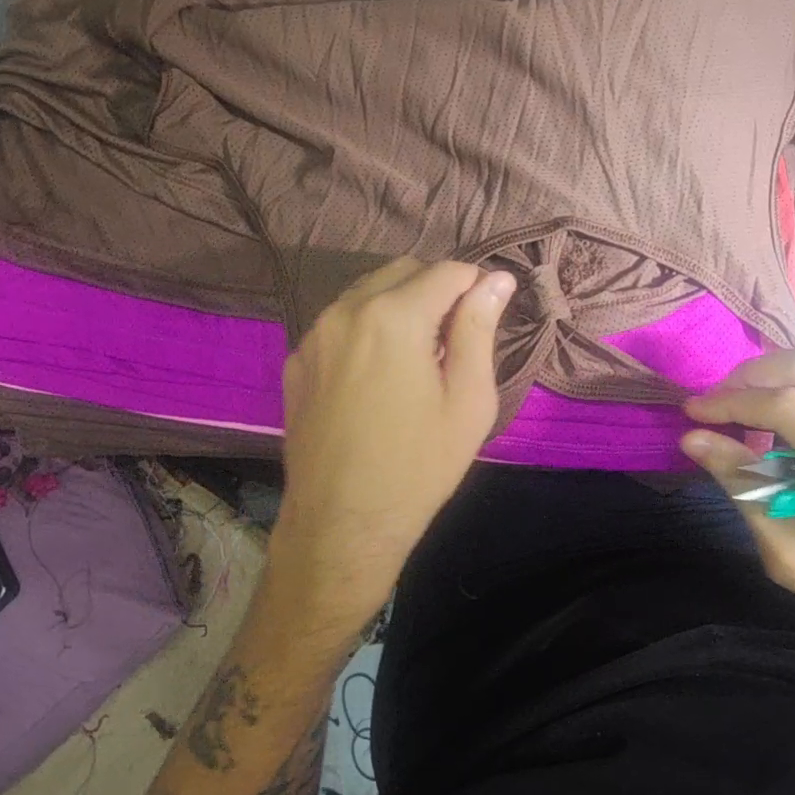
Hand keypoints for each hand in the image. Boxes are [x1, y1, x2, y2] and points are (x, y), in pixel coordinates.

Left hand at [269, 257, 515, 636]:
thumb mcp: (468, 401)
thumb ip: (480, 330)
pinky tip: (376, 377)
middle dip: (435, 291)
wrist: (341, 523)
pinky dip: (365, 330)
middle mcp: (346, 311)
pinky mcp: (297, 361)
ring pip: (366, 293)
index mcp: (394, 316)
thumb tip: (497, 280)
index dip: (476, 286)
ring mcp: (314, 335)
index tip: (487, 315)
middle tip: (454, 342)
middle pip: (402, 272)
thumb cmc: (418, 466)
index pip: (447, 271)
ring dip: (398, 307)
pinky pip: (339, 324)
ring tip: (416, 359)